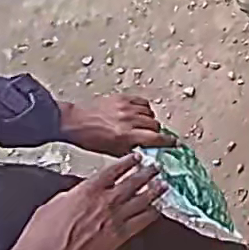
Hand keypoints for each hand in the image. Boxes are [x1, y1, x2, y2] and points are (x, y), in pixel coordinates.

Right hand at [0, 155, 162, 249]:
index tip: (137, 157)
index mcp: (88, 189)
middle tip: (156, 167)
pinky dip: (153, 213)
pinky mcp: (121, 235)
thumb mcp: (55, 202)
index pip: (114, 170)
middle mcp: (106, 201)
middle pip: (134, 182)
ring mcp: (116, 218)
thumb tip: (83, 190)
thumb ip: (75, 193)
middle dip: (147, 172)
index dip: (128, 162)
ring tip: (164, 184)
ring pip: (143, 199)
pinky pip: (143, 221)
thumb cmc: (42, 233)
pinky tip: (159, 209)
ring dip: (155, 190)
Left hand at [59, 95, 173, 154]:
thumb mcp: (113, 151)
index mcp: (125, 136)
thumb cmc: (91, 139)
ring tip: (141, 124)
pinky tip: (137, 114)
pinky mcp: (122, 98)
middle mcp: (128, 120)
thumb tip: (150, 151)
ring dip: (149, 120)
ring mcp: (125, 108)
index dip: (168, 141)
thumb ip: (133, 150)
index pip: (156, 138)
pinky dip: (144, 109)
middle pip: (156, 125)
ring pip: (150, 114)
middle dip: (156, 131)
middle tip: (151, 135)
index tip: (173, 143)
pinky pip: (143, 103)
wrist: (74, 122)